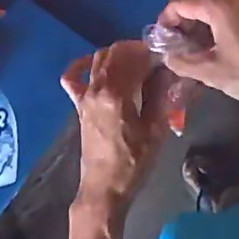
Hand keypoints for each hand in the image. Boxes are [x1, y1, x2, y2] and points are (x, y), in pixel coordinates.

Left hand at [61, 41, 168, 213]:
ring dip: (116, 55)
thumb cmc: (133, 162)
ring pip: (97, 60)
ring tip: (135, 63)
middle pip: (114, 53)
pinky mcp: (78, 105)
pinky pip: (72, 78)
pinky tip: (93, 64)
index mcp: (117, 93)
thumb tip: (165, 69)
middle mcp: (97, 88)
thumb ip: (160, 95)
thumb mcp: (155, 130)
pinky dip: (81, 65)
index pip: (133, 58)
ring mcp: (85, 95)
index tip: (164, 56)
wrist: (105, 188)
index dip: (150, 52)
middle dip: (134, 50)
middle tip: (154, 59)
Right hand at [156, 0, 238, 115]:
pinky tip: (219, 52)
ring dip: (200, 29)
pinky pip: (229, 15)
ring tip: (197, 56)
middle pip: (196, 4)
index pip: (179, 3)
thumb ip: (183, 62)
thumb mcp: (214, 74)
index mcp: (219, 7)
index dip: (165, 20)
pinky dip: (217, 29)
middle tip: (178, 52)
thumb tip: (166, 55)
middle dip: (182, 26)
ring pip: (213, 10)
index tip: (162, 42)